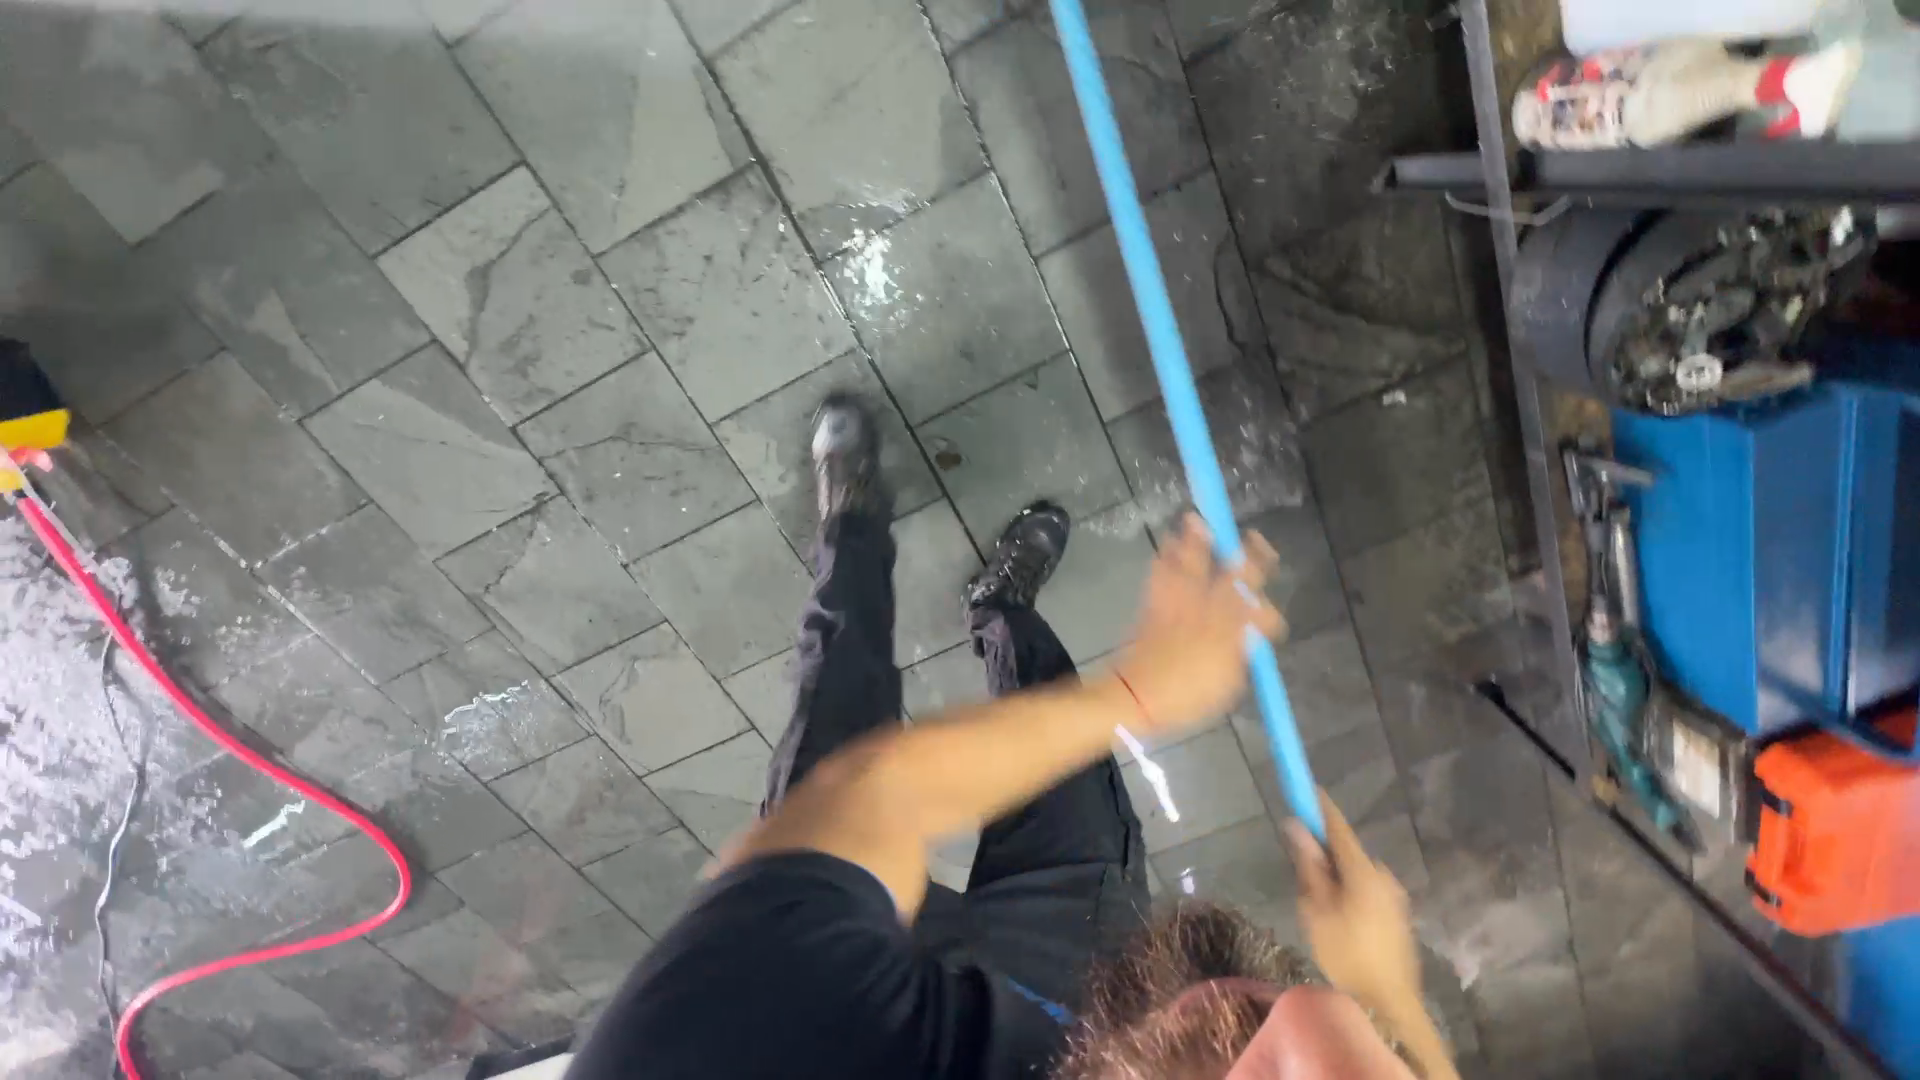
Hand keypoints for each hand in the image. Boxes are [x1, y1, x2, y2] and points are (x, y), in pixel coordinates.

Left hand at [1109, 514, 1283, 735]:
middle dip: (1241, 554)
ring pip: (1188, 568)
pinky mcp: (1151, 608)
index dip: (1264, 582)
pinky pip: (1160, 576)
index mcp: (1226, 630)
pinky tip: (1166, 547)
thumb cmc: (1186, 696)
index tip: (1270, 565)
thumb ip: (1241, 647)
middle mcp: (1204, 611)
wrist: (1136, 696)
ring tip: (1194, 520)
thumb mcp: (1227, 680)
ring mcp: (1175, 607)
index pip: (1254, 597)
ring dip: (1193, 543)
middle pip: (1227, 575)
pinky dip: (1165, 559)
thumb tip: (1255, 627)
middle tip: (1251, 537)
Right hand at [1286, 792, 1421, 1016]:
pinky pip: (1366, 888)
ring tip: (1316, 901)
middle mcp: (1383, 877)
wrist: (1388, 1005)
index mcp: (1363, 872)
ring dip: (1336, 874)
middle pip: (1346, 850)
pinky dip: (1349, 889)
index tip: (1306, 789)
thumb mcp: (1316, 909)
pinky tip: (1337, 915)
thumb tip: (1297, 826)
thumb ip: (1308, 865)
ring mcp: (1394, 897)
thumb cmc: (1347, 954)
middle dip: (1324, 850)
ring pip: (1356, 872)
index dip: (1321, 807)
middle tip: (1300, 866)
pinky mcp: (1397, 915)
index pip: (1338, 827)